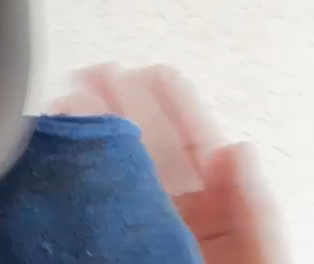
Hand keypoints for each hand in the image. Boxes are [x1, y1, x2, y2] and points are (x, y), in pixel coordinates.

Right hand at [53, 64, 283, 263]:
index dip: (174, 108)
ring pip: (112, 168)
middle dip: (120, 104)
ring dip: (92, 128)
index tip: (152, 73)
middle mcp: (174, 220)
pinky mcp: (103, 241)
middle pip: (146, 150)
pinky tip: (56, 144)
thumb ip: (257, 218)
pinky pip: (87, 195)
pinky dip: (72, 166)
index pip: (196, 151)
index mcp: (218, 219)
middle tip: (96, 72)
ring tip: (69, 99)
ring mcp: (136, 231)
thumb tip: (240, 150)